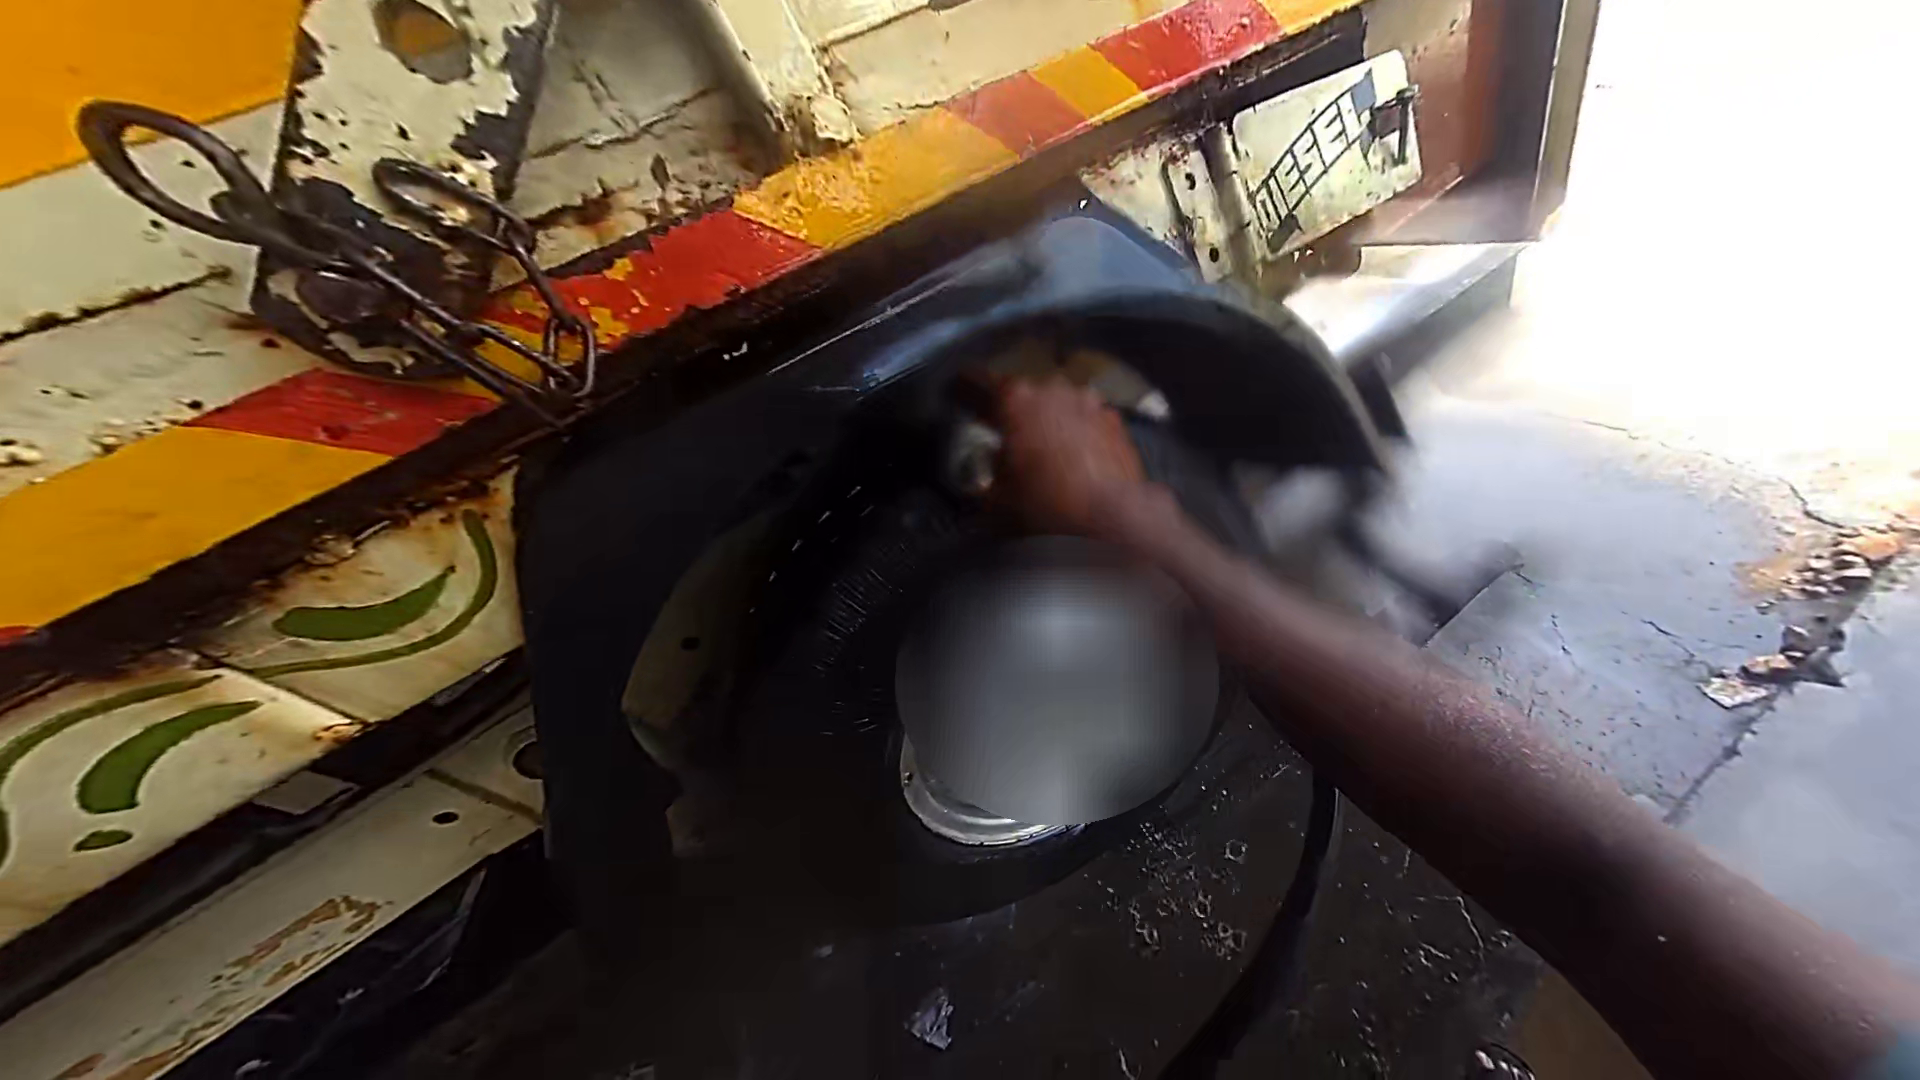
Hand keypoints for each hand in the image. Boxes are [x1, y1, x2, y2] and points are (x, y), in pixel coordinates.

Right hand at [980, 374, 1170, 541]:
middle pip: (1025, 394)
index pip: (979, 383)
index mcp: (1015, 398)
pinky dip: (1080, 433)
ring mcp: (1089, 401)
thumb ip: (992, 470)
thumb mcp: (998, 496)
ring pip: (1060, 404)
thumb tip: (997, 461)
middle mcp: (1053, 388)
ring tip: (1048, 449)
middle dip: (1017, 412)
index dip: (967, 392)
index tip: (961, 399)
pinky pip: (1087, 421)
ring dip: (1052, 420)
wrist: (1110, 515)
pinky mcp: (1116, 421)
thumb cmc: (1044, 501)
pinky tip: (1078, 457)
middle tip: (1010, 435)